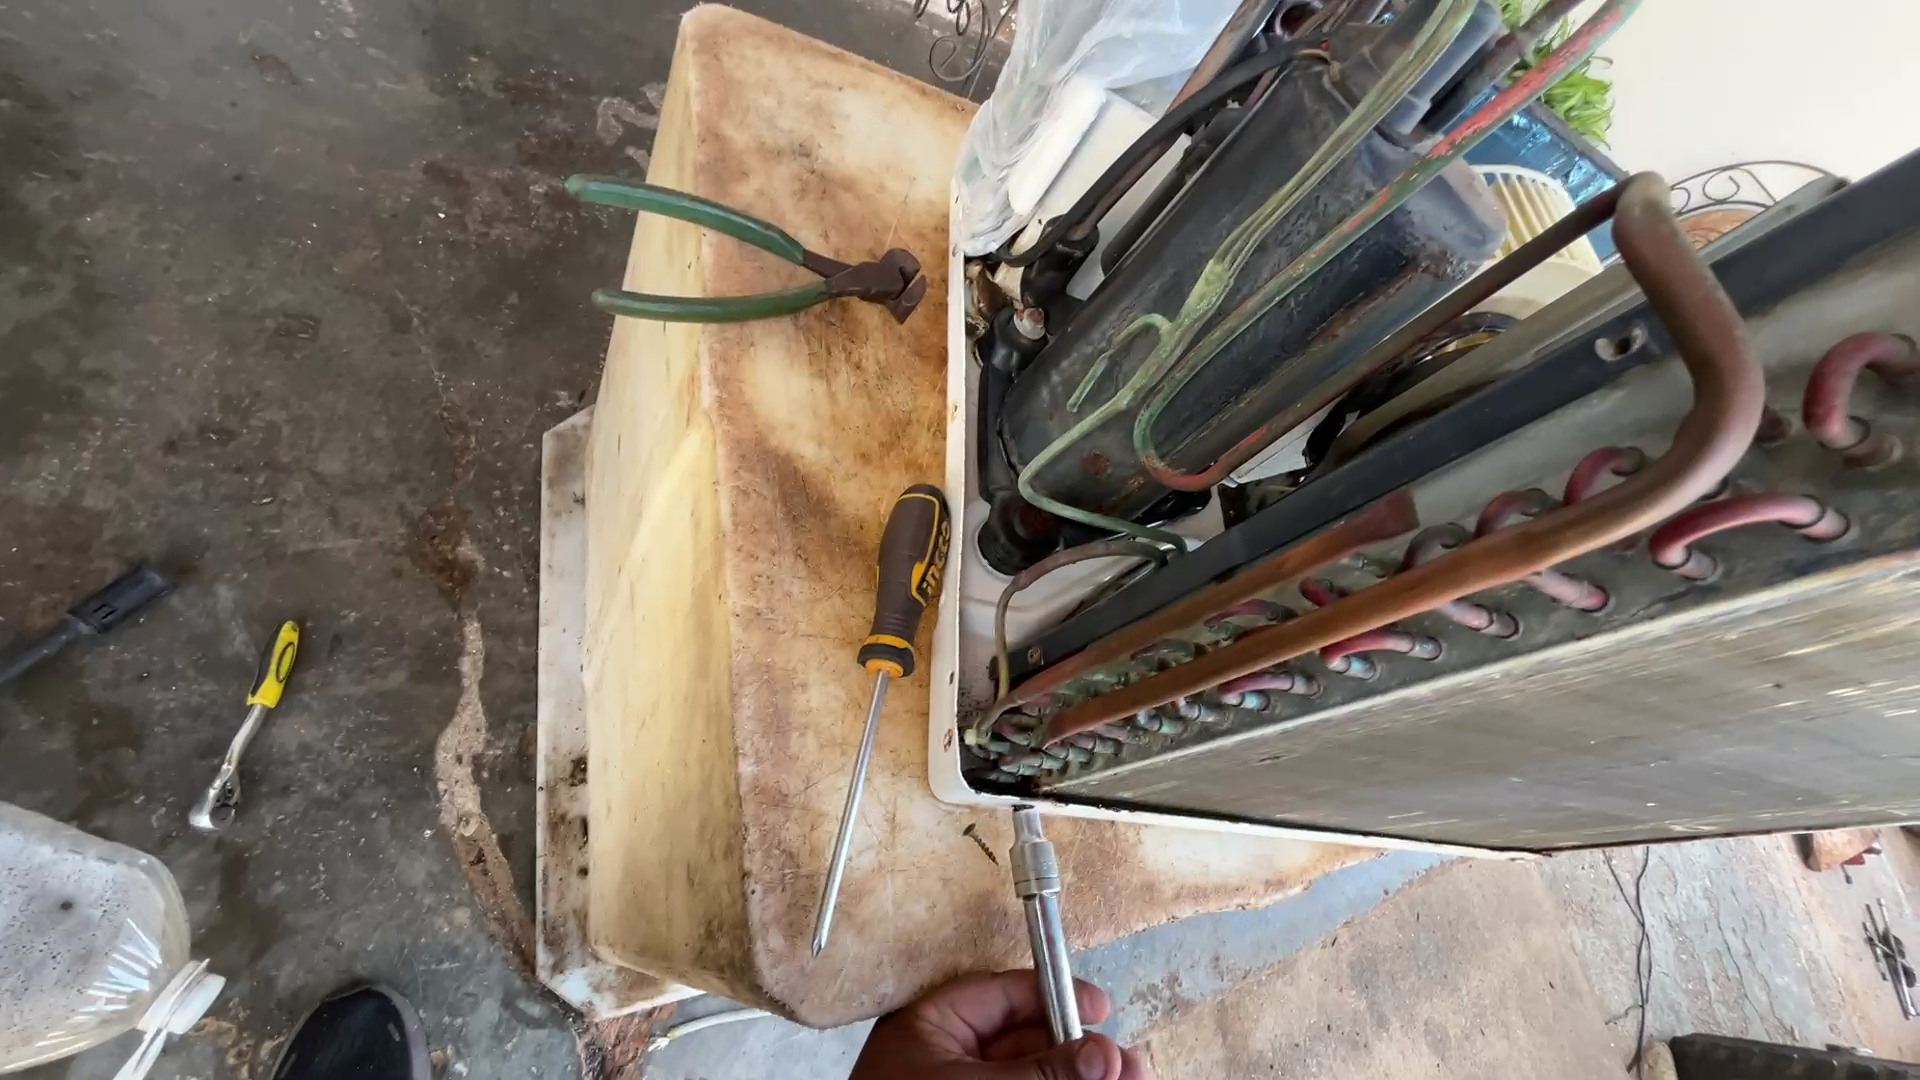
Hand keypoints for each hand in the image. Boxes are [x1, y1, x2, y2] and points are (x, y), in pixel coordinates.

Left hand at [850, 969, 1151, 1079]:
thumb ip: (1040, 1073)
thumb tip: (1105, 1053)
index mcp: (931, 1027)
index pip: (1000, 994)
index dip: (1052, 996)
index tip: (1100, 1006)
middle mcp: (947, 1058)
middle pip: (1024, 1041)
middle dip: (1077, 1051)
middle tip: (1128, 1065)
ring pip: (1029, 1076)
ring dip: (1076, 1078)